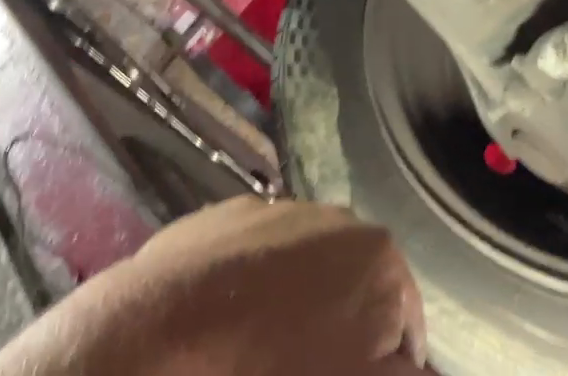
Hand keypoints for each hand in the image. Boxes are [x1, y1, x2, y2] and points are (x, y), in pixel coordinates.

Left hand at [0, 197, 426, 375]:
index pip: (405, 326)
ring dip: (293, 302)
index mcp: (380, 254)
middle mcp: (336, 216)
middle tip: (301, 363)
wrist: (156, 336)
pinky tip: (221, 320)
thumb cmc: (272, 368)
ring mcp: (275, 208)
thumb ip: (403, 370)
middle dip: (339, 326)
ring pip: (303, 268)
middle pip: (353, 287)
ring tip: (256, 344)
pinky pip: (253, 255)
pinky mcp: (223, 212)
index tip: (342, 371)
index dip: (381, 362)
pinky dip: (248, 283)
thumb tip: (411, 363)